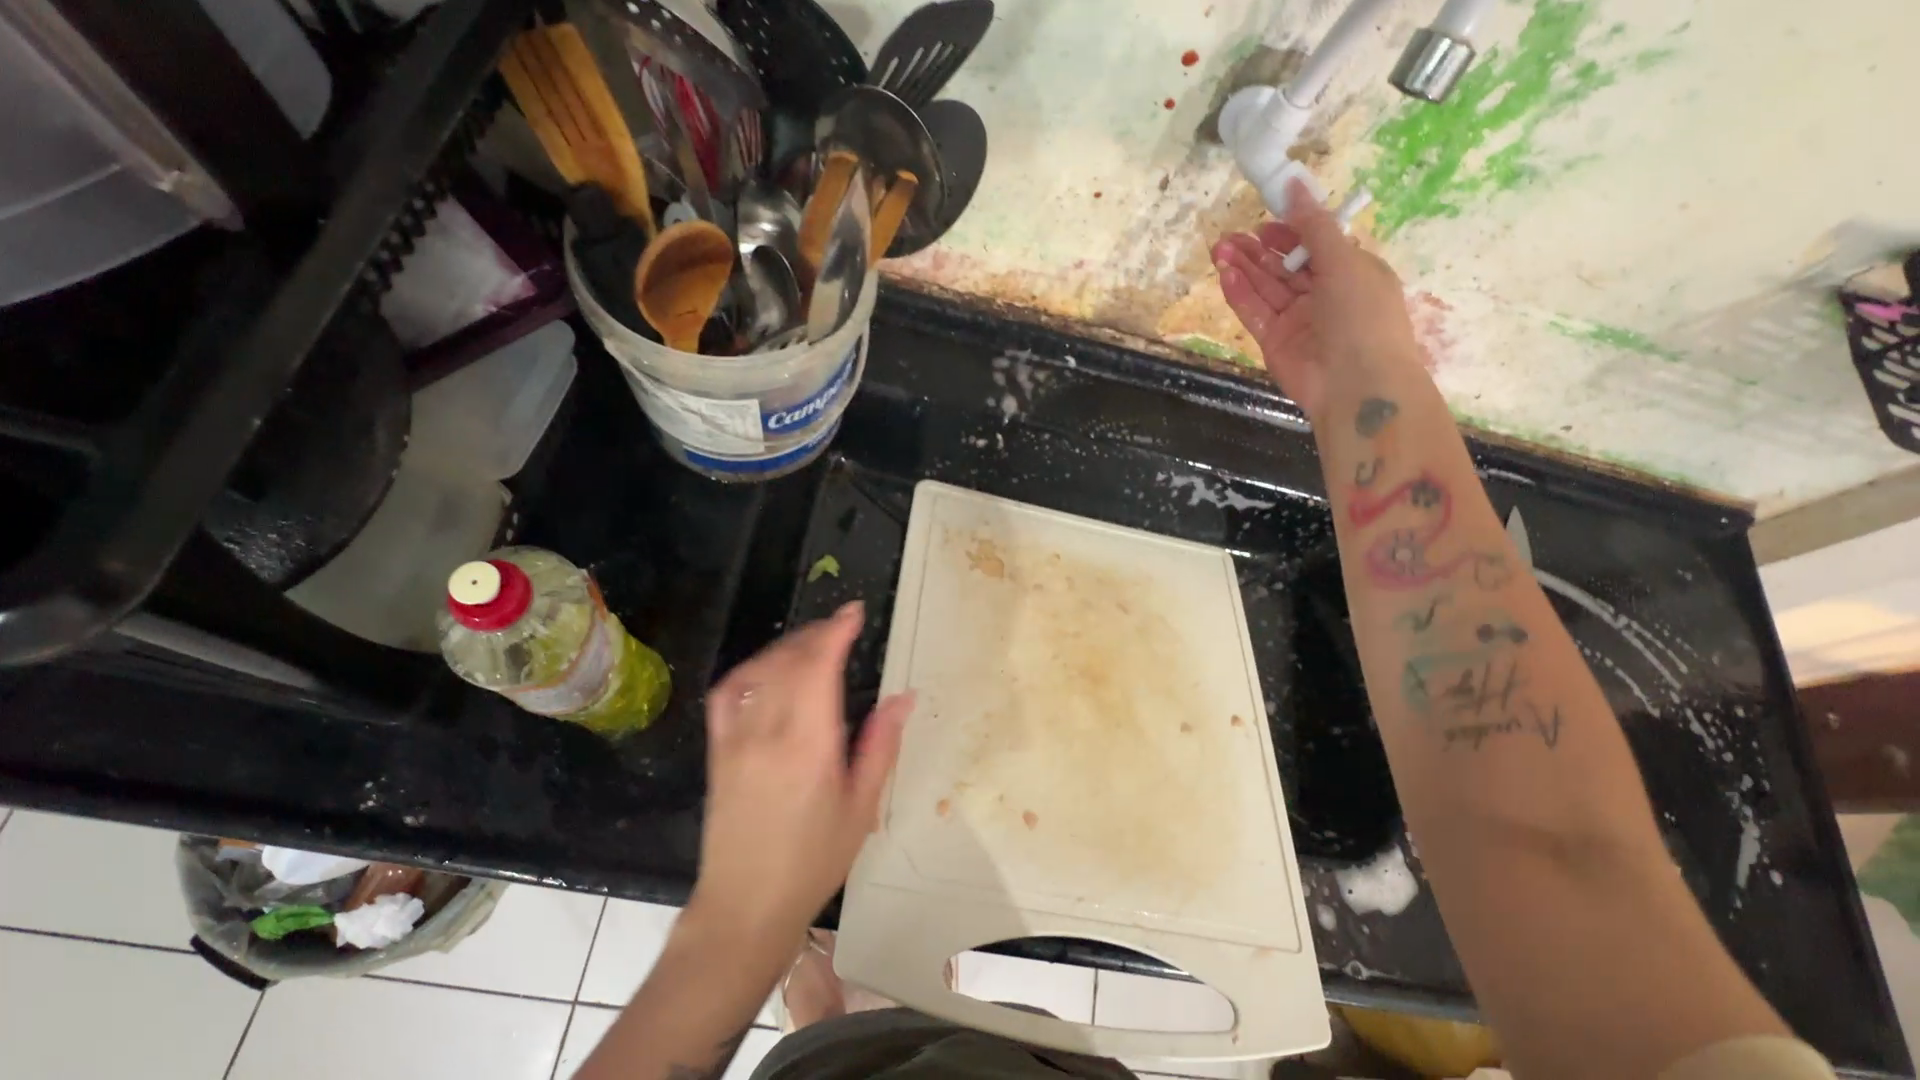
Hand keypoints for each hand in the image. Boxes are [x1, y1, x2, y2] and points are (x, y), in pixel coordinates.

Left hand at [691, 601, 911, 944]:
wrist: (746, 904)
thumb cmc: (813, 861)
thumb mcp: (861, 809)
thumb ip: (881, 747)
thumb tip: (903, 698)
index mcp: (809, 745)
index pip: (818, 666)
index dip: (836, 631)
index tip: (854, 613)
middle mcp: (768, 731)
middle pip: (789, 660)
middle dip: (816, 634)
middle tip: (841, 627)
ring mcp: (736, 739)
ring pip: (759, 671)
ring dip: (787, 647)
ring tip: (812, 643)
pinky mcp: (718, 751)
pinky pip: (727, 694)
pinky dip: (748, 670)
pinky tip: (765, 669)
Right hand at [1211, 178, 1421, 421]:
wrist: (1357, 385)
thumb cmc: (1362, 315)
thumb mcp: (1343, 260)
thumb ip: (1314, 225)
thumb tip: (1295, 183)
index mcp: (1351, 272)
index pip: (1315, 245)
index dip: (1290, 230)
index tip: (1265, 218)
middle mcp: (1324, 294)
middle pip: (1285, 265)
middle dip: (1259, 248)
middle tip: (1230, 235)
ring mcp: (1298, 320)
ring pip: (1266, 287)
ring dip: (1244, 267)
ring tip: (1219, 248)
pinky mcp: (1275, 342)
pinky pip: (1255, 312)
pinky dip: (1240, 293)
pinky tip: (1224, 273)